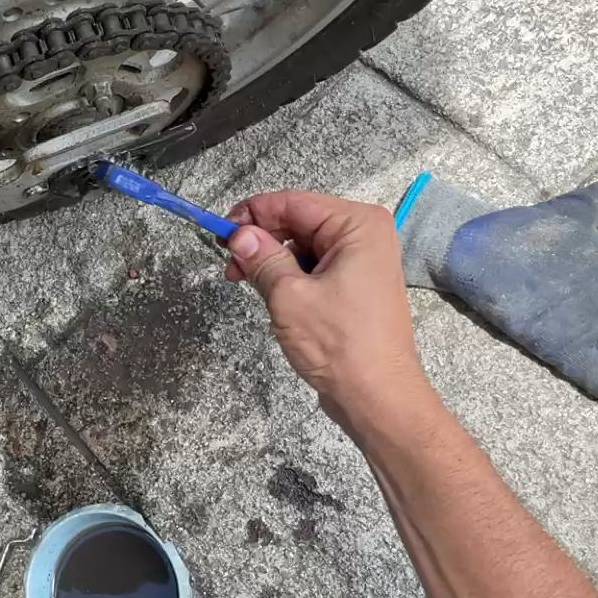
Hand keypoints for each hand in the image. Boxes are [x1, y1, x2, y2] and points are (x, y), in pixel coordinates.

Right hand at [224, 189, 435, 427]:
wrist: (376, 395)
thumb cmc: (339, 344)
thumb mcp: (289, 295)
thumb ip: (262, 259)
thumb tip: (238, 236)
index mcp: (357, 225)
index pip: (293, 202)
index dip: (253, 214)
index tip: (220, 233)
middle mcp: (364, 235)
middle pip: (299, 222)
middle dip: (261, 240)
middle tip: (230, 266)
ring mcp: (362, 262)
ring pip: (303, 247)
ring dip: (272, 261)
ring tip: (246, 283)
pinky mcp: (355, 287)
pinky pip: (314, 269)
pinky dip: (288, 277)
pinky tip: (271, 294)